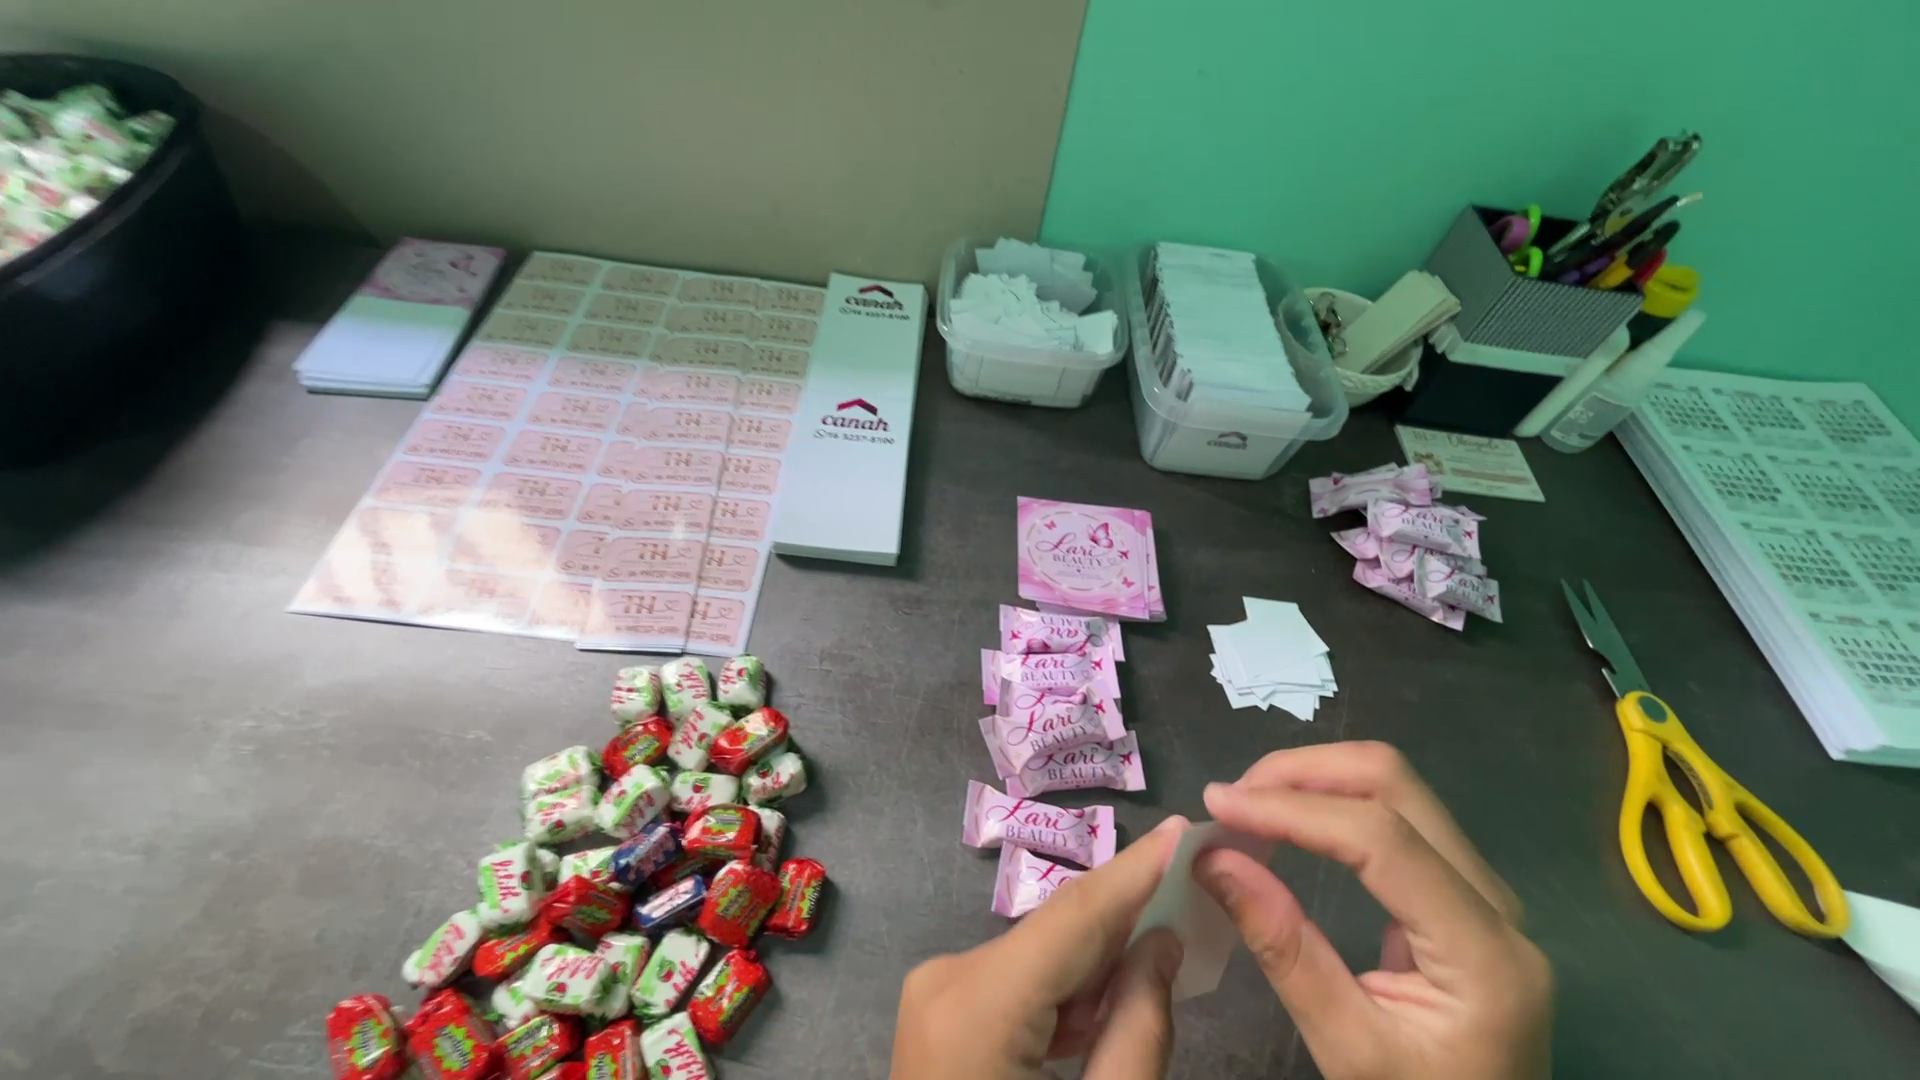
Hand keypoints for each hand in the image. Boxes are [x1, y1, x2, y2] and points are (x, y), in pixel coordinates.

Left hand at [891, 817, 1188, 1079]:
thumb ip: (1137, 1031)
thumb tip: (1160, 943)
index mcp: (975, 1006)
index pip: (1072, 918)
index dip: (1134, 870)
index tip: (1185, 827)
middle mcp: (945, 977)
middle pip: (1056, 934)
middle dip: (1126, 913)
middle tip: (1193, 884)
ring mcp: (935, 991)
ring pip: (1039, 956)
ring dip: (1100, 957)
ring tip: (1165, 946)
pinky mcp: (941, 1009)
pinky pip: (1018, 982)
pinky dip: (1067, 989)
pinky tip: (1109, 1000)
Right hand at [1194, 742, 1550, 1079]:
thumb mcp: (1348, 1051)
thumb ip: (1285, 951)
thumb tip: (1214, 859)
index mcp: (1484, 953)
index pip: (1382, 838)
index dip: (1292, 809)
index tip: (1217, 805)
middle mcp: (1494, 900)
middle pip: (1393, 782)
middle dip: (1300, 772)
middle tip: (1232, 800)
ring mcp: (1482, 886)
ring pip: (1394, 783)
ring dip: (1312, 778)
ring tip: (1249, 806)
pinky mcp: (1458, 884)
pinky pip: (1393, 810)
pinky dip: (1328, 799)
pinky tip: (1286, 821)